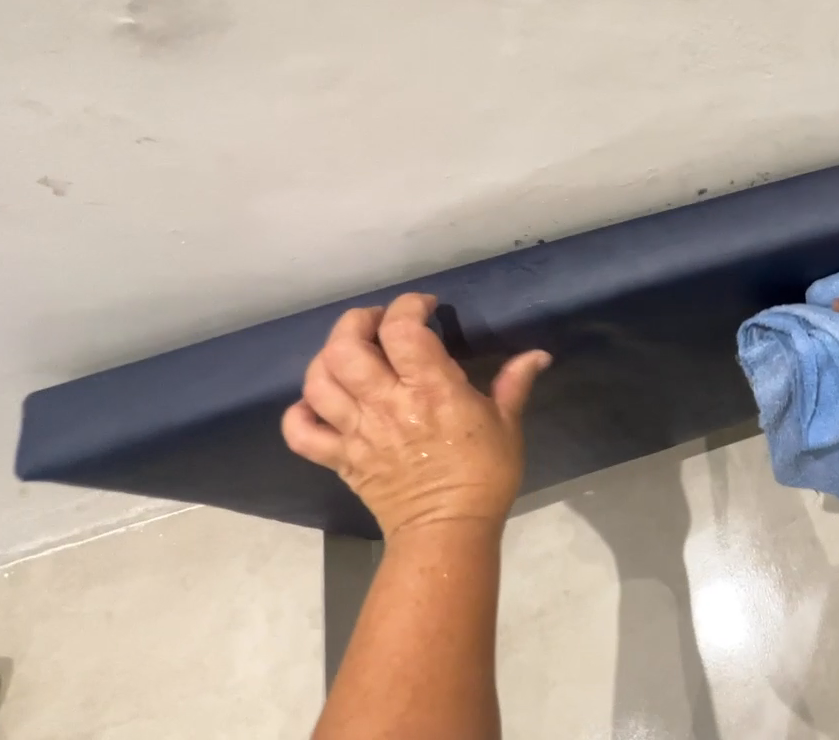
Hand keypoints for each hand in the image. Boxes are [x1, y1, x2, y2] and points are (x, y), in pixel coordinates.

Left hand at [281, 292, 551, 537]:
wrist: (449, 530)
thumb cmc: (485, 473)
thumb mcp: (508, 422)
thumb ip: (515, 381)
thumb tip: (538, 354)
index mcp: (431, 389)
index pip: (402, 330)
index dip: (408, 306)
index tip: (426, 306)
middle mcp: (386, 403)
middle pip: (346, 347)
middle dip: (358, 322)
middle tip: (379, 322)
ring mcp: (357, 432)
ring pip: (318, 381)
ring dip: (328, 357)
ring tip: (351, 353)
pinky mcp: (340, 459)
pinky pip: (301, 432)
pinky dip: (300, 411)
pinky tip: (317, 402)